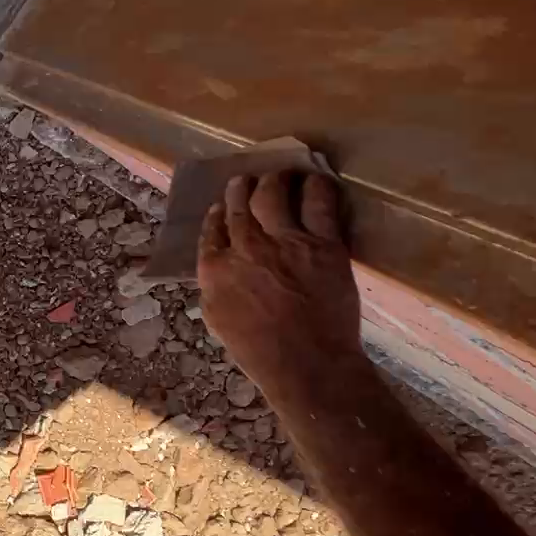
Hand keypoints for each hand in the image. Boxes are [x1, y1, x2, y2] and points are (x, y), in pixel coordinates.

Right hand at [197, 172, 369, 400]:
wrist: (305, 360)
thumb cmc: (255, 348)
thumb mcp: (217, 317)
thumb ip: (215, 286)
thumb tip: (219, 269)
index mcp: (215, 268)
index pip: (212, 232)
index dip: (216, 216)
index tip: (220, 206)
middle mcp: (246, 247)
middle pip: (239, 209)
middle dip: (240, 190)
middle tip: (244, 179)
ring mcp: (285, 242)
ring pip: (273, 197)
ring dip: (272, 182)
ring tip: (276, 174)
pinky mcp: (323, 244)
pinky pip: (319, 205)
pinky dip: (315, 188)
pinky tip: (314, 180)